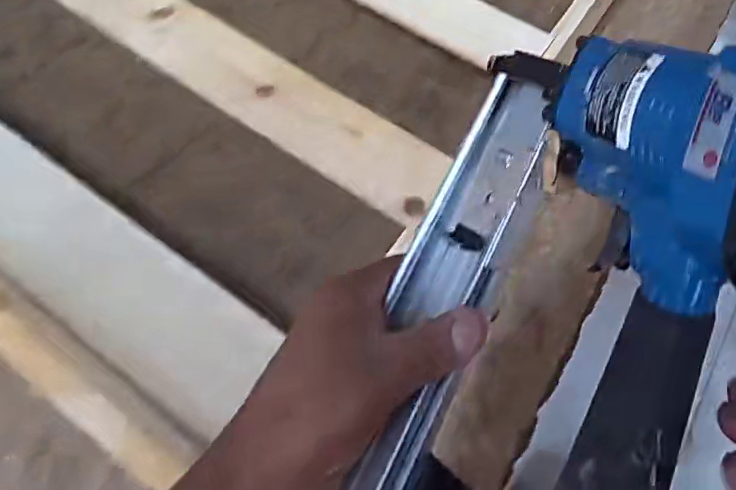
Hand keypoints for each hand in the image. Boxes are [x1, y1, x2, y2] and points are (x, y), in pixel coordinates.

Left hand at [176, 257, 488, 489]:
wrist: (253, 484)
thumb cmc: (320, 410)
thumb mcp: (386, 373)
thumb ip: (435, 343)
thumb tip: (482, 317)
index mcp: (347, 293)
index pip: (409, 267)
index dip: (445, 276)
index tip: (478, 297)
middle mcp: (339, 314)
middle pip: (405, 305)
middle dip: (437, 324)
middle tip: (471, 341)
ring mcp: (332, 353)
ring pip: (394, 343)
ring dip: (421, 359)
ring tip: (452, 373)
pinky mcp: (330, 389)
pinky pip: (380, 372)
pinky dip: (402, 383)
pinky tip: (421, 402)